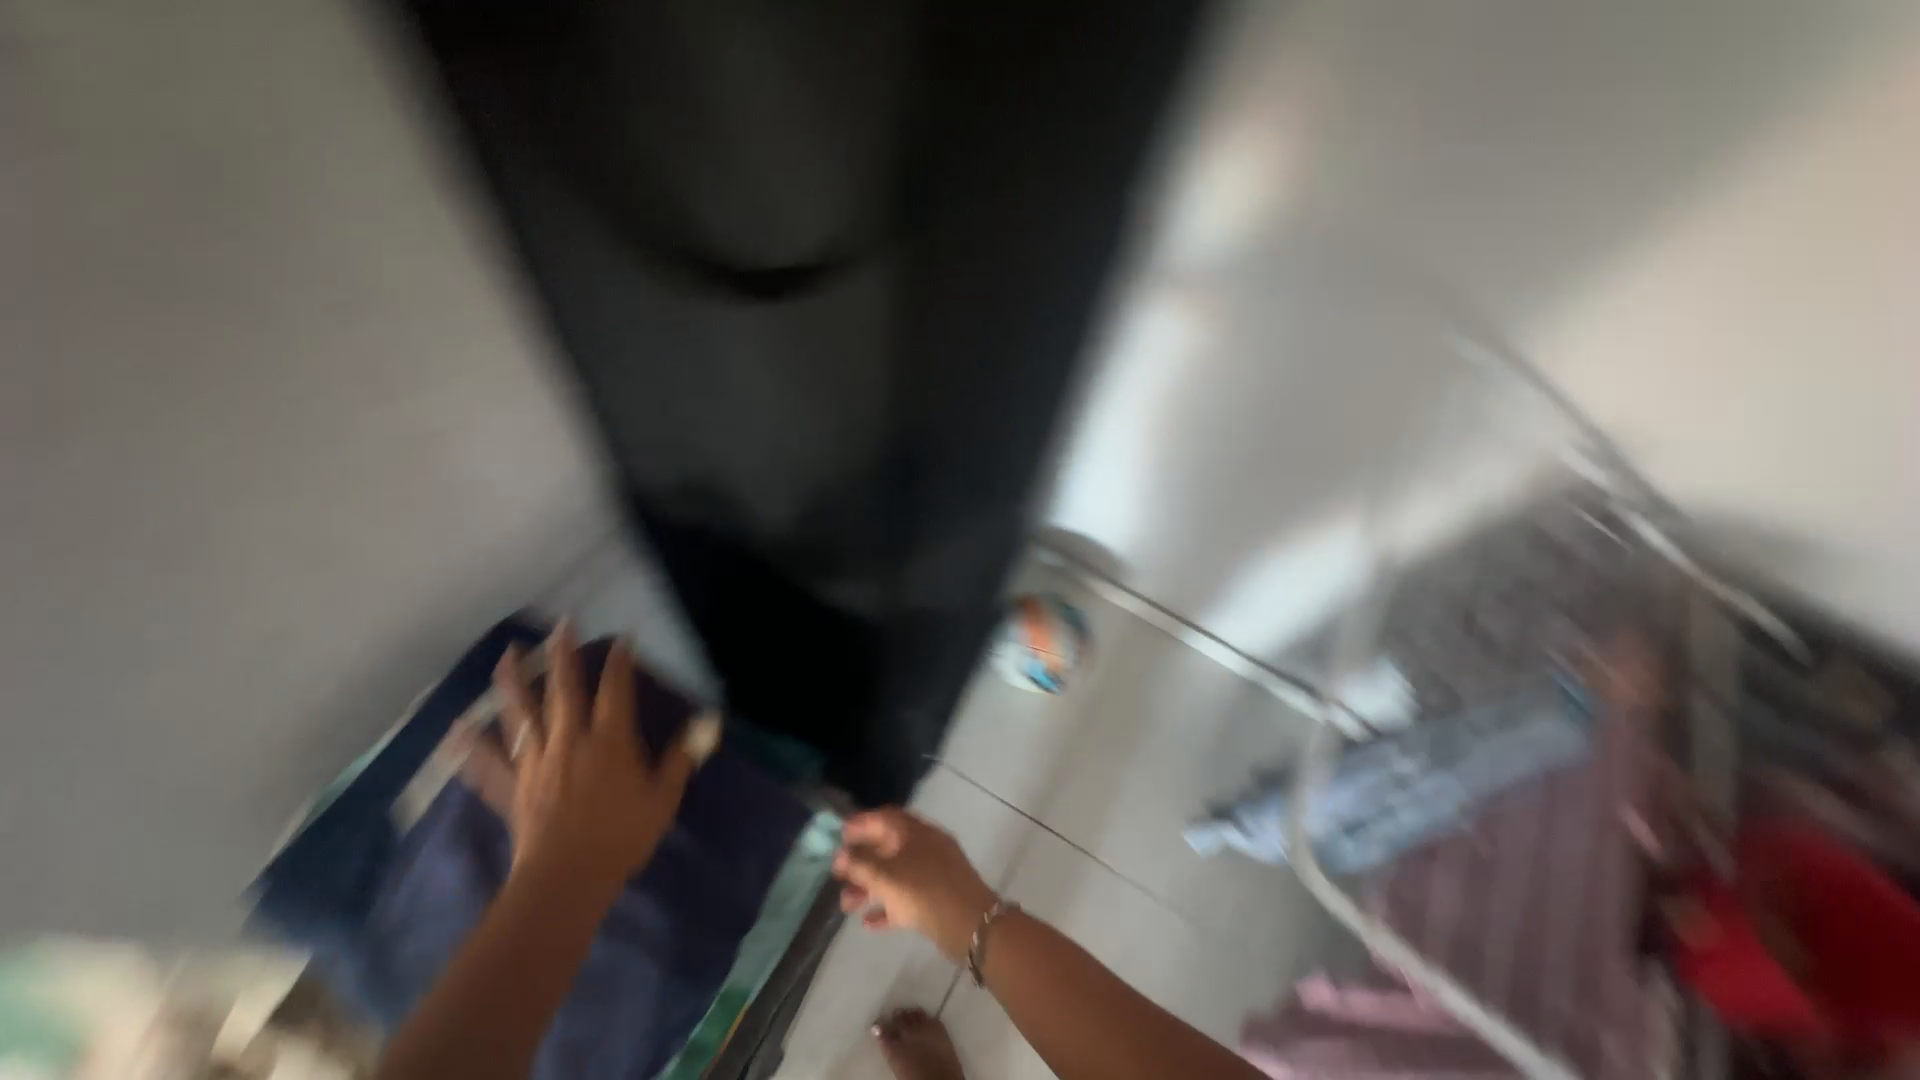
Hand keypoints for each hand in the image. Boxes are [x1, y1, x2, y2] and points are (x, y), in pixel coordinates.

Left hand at [490, 623, 712, 895]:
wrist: (567, 876)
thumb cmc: (622, 835)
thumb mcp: (664, 796)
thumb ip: (681, 757)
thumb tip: (707, 723)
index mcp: (610, 739)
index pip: (615, 689)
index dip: (620, 661)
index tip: (622, 638)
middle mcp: (570, 739)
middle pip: (564, 688)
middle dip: (563, 654)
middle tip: (560, 625)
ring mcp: (536, 761)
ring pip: (522, 714)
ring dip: (513, 682)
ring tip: (506, 655)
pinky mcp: (512, 787)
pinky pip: (489, 763)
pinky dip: (470, 746)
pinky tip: (454, 730)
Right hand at [833, 808, 997, 961]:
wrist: (969, 924)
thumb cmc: (923, 891)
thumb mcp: (885, 876)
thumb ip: (859, 864)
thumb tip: (839, 854)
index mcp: (915, 831)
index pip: (884, 817)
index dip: (860, 824)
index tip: (839, 835)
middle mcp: (925, 847)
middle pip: (888, 848)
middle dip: (861, 862)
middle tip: (838, 875)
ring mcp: (934, 873)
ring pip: (895, 875)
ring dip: (869, 887)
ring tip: (847, 905)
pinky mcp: (938, 898)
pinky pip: (907, 898)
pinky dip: (888, 907)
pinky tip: (868, 923)